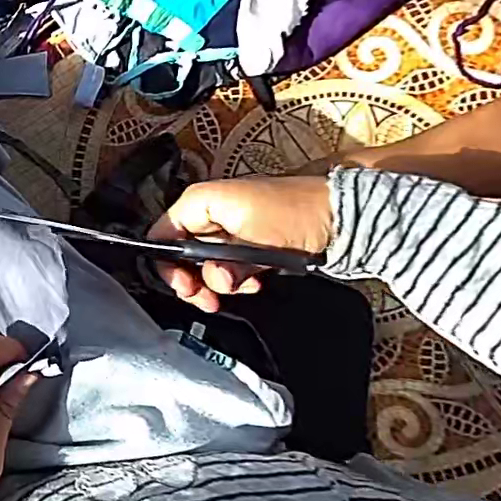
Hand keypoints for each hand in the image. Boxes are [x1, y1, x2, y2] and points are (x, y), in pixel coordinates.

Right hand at [148, 176, 332, 311]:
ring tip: (243, 286)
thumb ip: (217, 256)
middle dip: (195, 281)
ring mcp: (227, 231)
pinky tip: (254, 282)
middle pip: (180, 256)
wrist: (339, 216)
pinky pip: (227, 268)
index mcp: (200, 202)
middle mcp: (208, 216)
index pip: (161, 237)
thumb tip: (208, 280)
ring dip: (220, 283)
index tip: (187, 288)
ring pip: (204, 267)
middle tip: (211, 298)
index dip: (168, 266)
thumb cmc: (294, 212)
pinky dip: (236, 280)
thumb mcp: (246, 230)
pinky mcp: (244, 245)